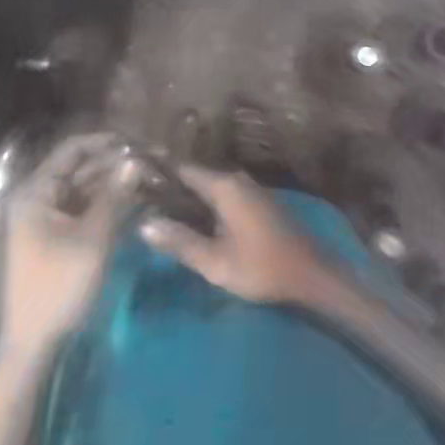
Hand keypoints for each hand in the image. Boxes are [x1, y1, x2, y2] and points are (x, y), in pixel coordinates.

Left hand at [0, 133, 141, 352]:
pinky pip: (89, 209)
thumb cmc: (58, 286)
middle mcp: (41, 197)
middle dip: (119, 162)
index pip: (73, 150)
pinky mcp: (62, 237)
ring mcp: (51, 218)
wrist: (36, 343)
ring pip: (89, 188)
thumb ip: (114, 196)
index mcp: (37, 191)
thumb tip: (134, 160)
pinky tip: (141, 200)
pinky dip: (112, 203)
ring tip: (155, 177)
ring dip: (119, 182)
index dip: (107, 142)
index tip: (141, 142)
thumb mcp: (92, 239)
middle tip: (158, 160)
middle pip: (83, 168)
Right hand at [139, 167, 329, 305]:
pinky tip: (190, 220)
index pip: (181, 168)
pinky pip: (221, 195)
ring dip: (187, 197)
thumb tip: (144, 225)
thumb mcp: (215, 262)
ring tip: (158, 210)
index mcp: (224, 186)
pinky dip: (204, 204)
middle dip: (169, 187)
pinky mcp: (256, 202)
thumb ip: (180, 242)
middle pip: (194, 176)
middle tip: (140, 200)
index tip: (132, 179)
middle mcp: (236, 179)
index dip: (157, 173)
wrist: (312, 275)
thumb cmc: (262, 267)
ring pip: (208, 187)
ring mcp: (249, 189)